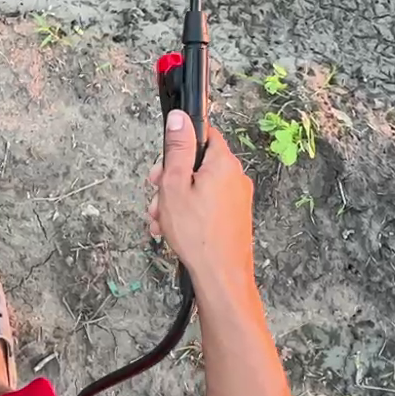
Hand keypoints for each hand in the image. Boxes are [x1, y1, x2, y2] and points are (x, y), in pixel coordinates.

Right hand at [148, 110, 255, 300]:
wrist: (221, 277)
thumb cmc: (197, 233)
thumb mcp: (175, 184)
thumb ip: (177, 149)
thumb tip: (180, 118)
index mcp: (223, 163)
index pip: (203, 133)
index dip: (179, 145)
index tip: (163, 162)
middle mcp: (235, 176)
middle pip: (198, 162)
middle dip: (171, 176)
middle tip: (157, 193)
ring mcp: (237, 197)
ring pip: (200, 185)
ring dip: (177, 197)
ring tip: (162, 218)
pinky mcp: (235, 215)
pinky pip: (208, 202)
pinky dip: (190, 209)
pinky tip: (174, 228)